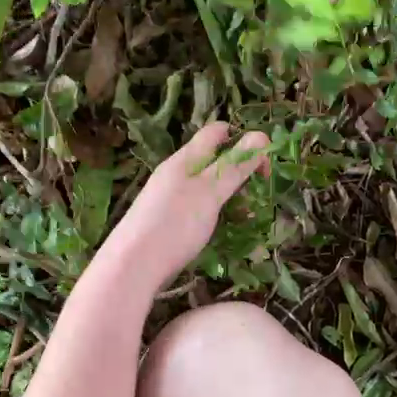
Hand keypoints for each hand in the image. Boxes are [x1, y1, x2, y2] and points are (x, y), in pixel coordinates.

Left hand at [102, 122, 269, 289]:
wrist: (133, 263)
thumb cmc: (175, 223)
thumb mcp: (210, 192)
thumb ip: (235, 167)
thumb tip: (262, 136)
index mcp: (186, 159)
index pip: (216, 132)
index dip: (242, 139)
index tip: (263, 162)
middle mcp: (176, 172)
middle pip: (213, 160)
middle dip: (240, 172)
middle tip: (257, 193)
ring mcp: (170, 196)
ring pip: (207, 186)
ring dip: (230, 196)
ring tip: (246, 216)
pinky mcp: (168, 219)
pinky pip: (199, 207)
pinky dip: (216, 213)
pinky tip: (224, 230)